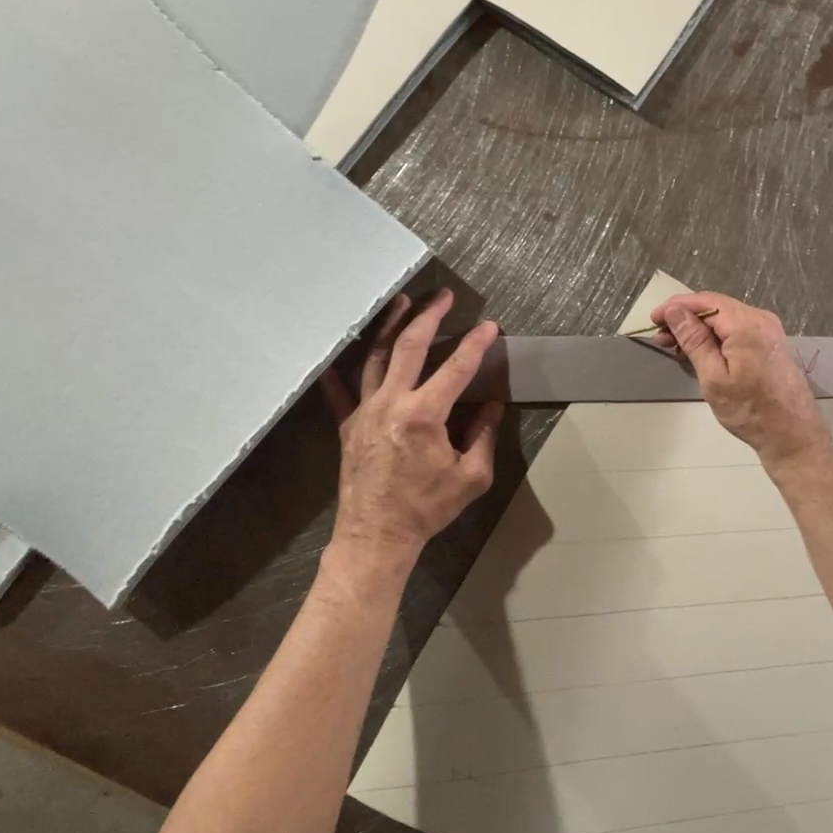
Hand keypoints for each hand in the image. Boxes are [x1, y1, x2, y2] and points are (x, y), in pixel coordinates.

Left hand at [318, 289, 503, 552]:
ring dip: (390, 326)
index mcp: (424, 416)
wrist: (376, 536)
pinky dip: (340, 367)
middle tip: (444, 296)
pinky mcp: (348, 425)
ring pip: (375, 357)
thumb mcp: (472, 476)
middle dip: (429, 317)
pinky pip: (341, 390)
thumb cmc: (427, 509)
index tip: (490, 327)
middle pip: (410, 347)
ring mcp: (364, 412)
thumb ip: (484, 435)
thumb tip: (492, 406)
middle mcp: (391, 404)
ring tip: (402, 302)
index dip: (476, 344)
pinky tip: (340, 350)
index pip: (456, 368)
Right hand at [649, 292, 832, 468]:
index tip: (653, 319)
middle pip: (716, 307)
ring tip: (675, 346)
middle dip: (685, 318)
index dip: (676, 306)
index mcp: (747, 324)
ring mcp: (769, 330)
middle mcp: (761, 319)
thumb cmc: (750, 410)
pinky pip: (737, 329)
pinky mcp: (770, 343)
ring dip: (699, 328)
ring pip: (726, 318)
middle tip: (660, 337)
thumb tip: (675, 312)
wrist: (792, 434)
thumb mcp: (714, 378)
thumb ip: (694, 340)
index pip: (705, 301)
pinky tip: (700, 351)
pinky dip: (716, 336)